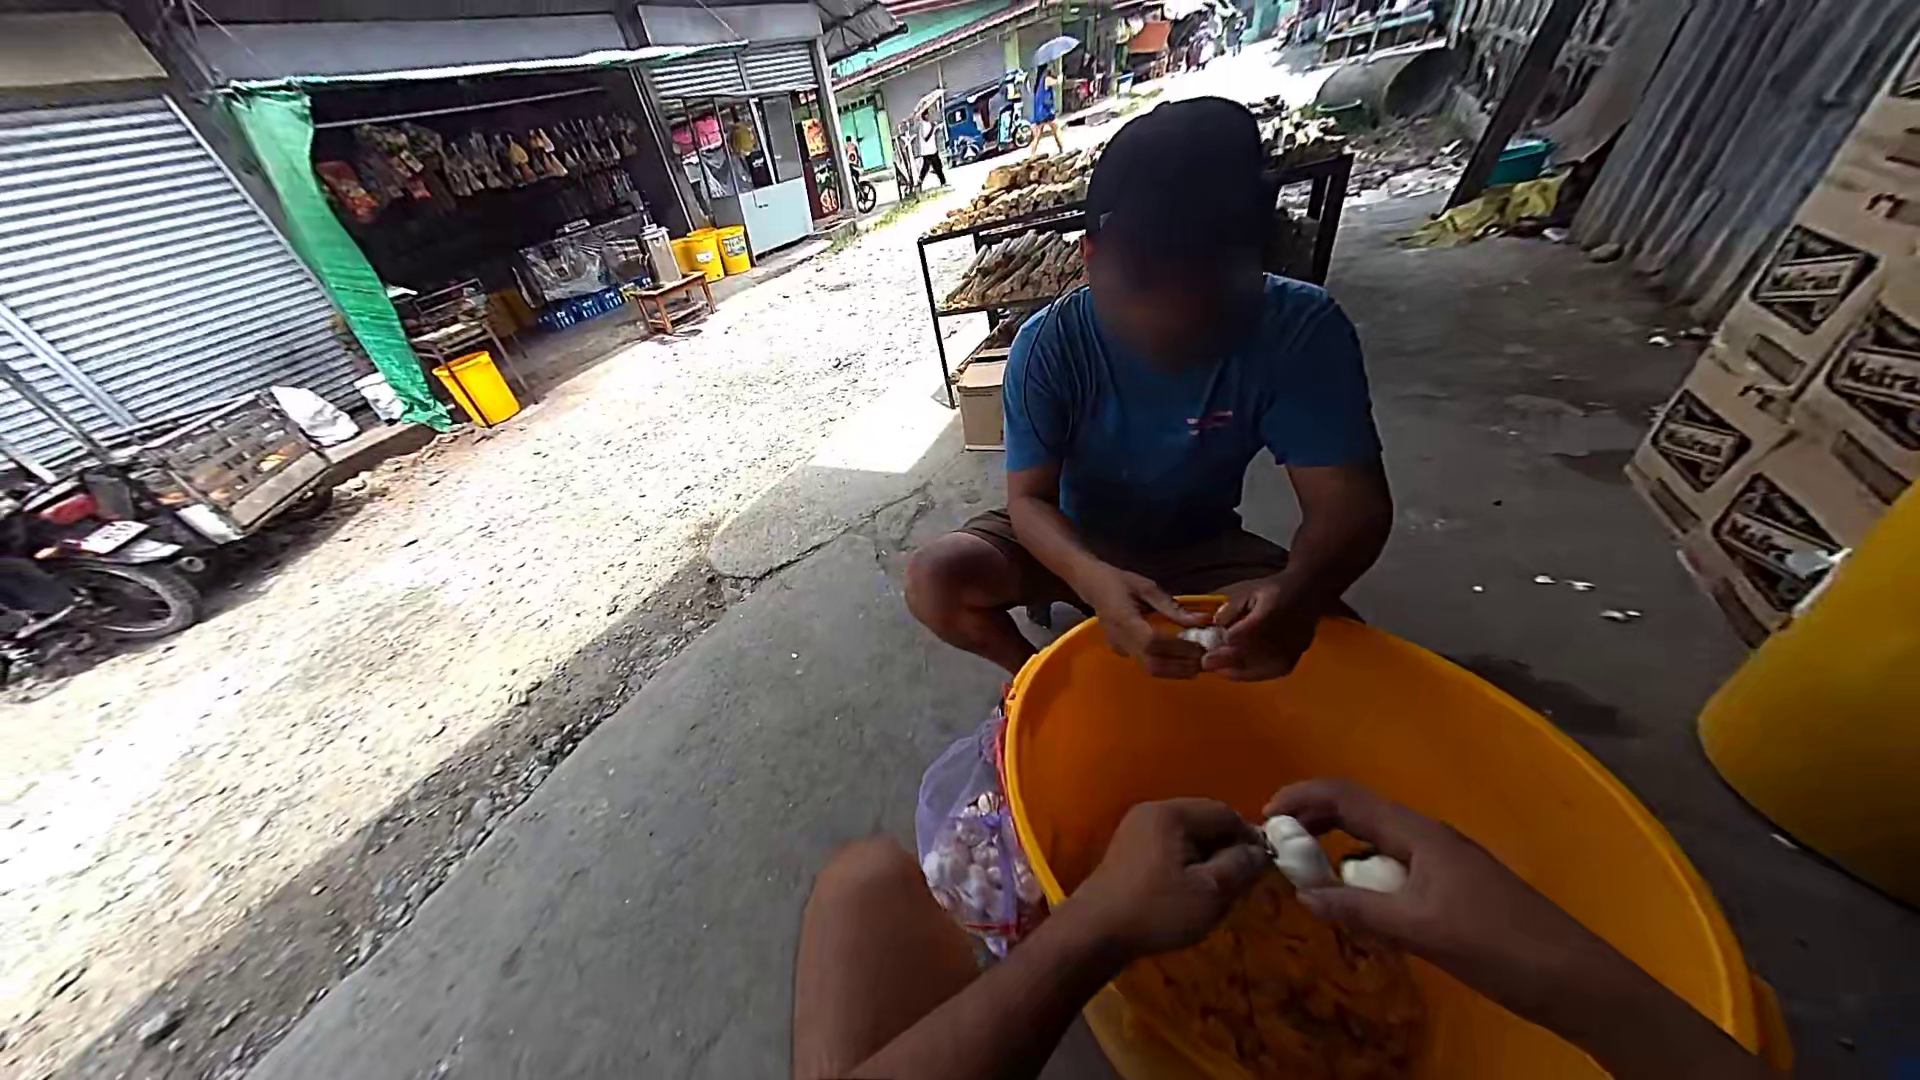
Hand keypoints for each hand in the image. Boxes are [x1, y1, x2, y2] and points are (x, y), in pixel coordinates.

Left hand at [1070, 798, 1269, 959]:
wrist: (1099, 926)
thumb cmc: (1158, 908)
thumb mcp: (1210, 892)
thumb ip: (1239, 866)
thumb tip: (1260, 850)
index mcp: (1172, 813)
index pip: (1223, 812)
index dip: (1247, 837)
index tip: (1261, 868)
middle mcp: (1152, 809)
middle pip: (1204, 818)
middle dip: (1226, 846)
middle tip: (1240, 882)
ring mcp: (1137, 825)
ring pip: (1187, 832)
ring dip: (1207, 855)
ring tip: (1217, 889)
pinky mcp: (1129, 844)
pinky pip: (1169, 841)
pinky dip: (1186, 859)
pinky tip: (1189, 888)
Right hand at [1079, 568, 1205, 678]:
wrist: (1092, 585)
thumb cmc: (1119, 581)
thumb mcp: (1147, 587)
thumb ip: (1172, 607)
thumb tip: (1201, 620)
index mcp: (1124, 620)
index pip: (1153, 642)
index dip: (1179, 648)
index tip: (1201, 646)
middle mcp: (1121, 639)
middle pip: (1153, 663)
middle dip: (1182, 665)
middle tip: (1205, 659)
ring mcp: (1120, 648)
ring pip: (1151, 668)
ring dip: (1177, 670)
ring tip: (1197, 662)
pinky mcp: (1122, 651)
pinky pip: (1146, 664)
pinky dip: (1167, 666)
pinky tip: (1181, 659)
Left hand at [1202, 577, 1318, 679]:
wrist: (1308, 590)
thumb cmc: (1273, 589)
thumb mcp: (1248, 591)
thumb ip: (1231, 607)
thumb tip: (1215, 623)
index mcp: (1271, 611)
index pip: (1247, 632)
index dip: (1226, 642)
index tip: (1208, 647)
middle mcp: (1286, 631)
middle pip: (1255, 652)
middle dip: (1228, 660)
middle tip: (1207, 663)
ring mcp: (1295, 645)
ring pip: (1264, 665)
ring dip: (1240, 671)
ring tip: (1219, 671)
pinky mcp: (1299, 653)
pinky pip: (1276, 669)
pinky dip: (1256, 674)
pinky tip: (1239, 673)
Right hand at [1263, 780, 1649, 1029]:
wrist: (1589, 988)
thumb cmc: (1501, 947)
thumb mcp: (1421, 930)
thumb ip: (1356, 909)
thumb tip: (1300, 893)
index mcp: (1414, 832)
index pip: (1342, 795)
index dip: (1300, 798)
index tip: (1267, 818)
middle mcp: (1423, 834)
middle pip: (1353, 808)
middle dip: (1311, 817)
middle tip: (1280, 841)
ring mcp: (1440, 857)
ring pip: (1371, 835)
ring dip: (1334, 842)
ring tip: (1309, 867)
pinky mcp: (1451, 882)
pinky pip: (1390, 859)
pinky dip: (1360, 866)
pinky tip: (1357, 895)